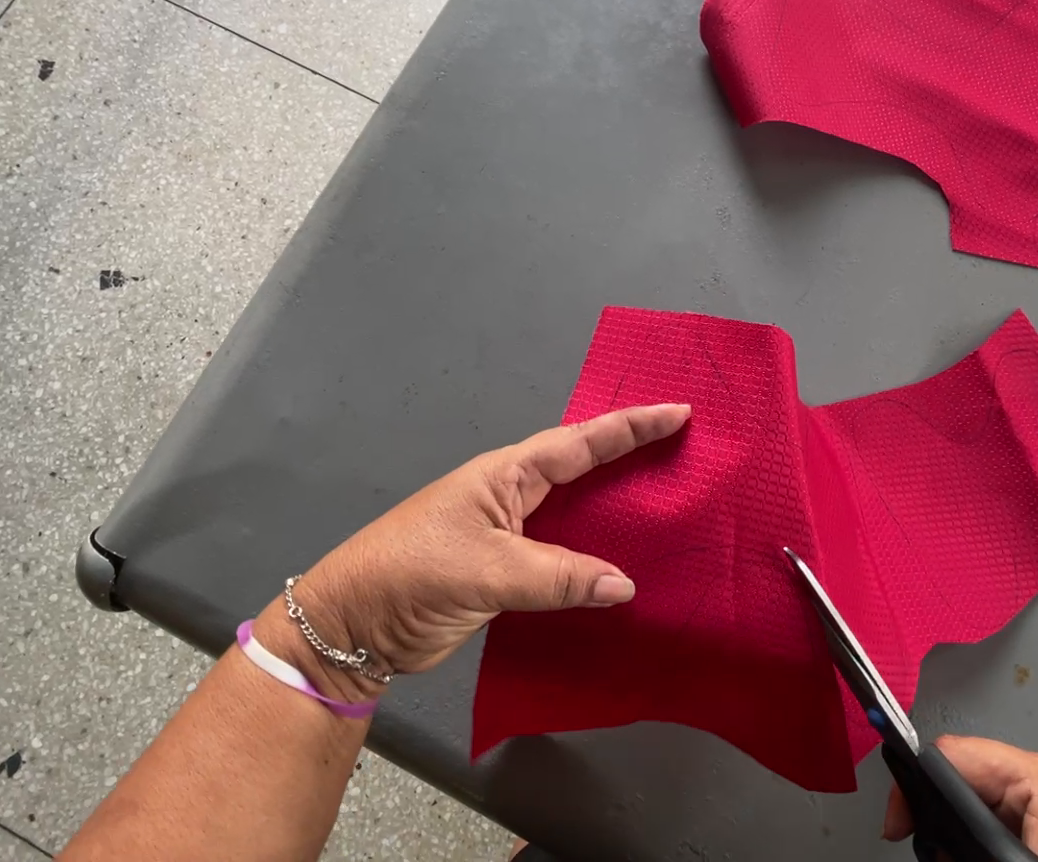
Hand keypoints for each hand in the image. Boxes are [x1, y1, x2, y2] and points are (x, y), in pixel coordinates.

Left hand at [253, 404, 690, 702]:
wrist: (353, 624)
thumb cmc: (414, 574)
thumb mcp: (487, 570)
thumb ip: (558, 576)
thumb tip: (626, 585)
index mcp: (507, 474)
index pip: (581, 442)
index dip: (631, 426)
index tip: (678, 412)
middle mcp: (514, 494)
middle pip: (584, 466)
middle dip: (632, 452)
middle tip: (684, 448)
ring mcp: (511, 532)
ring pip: (576, 509)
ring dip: (617, 504)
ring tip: (668, 501)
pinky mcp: (507, 569)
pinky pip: (565, 552)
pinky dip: (596, 554)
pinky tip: (622, 566)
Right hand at [883, 736, 1037, 861]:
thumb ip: (974, 845)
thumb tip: (934, 843)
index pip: (952, 754)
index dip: (914, 783)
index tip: (895, 826)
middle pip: (962, 786)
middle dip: (939, 824)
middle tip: (932, 858)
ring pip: (982, 813)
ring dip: (962, 842)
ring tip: (953, 860)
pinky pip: (1010, 830)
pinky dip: (987, 849)